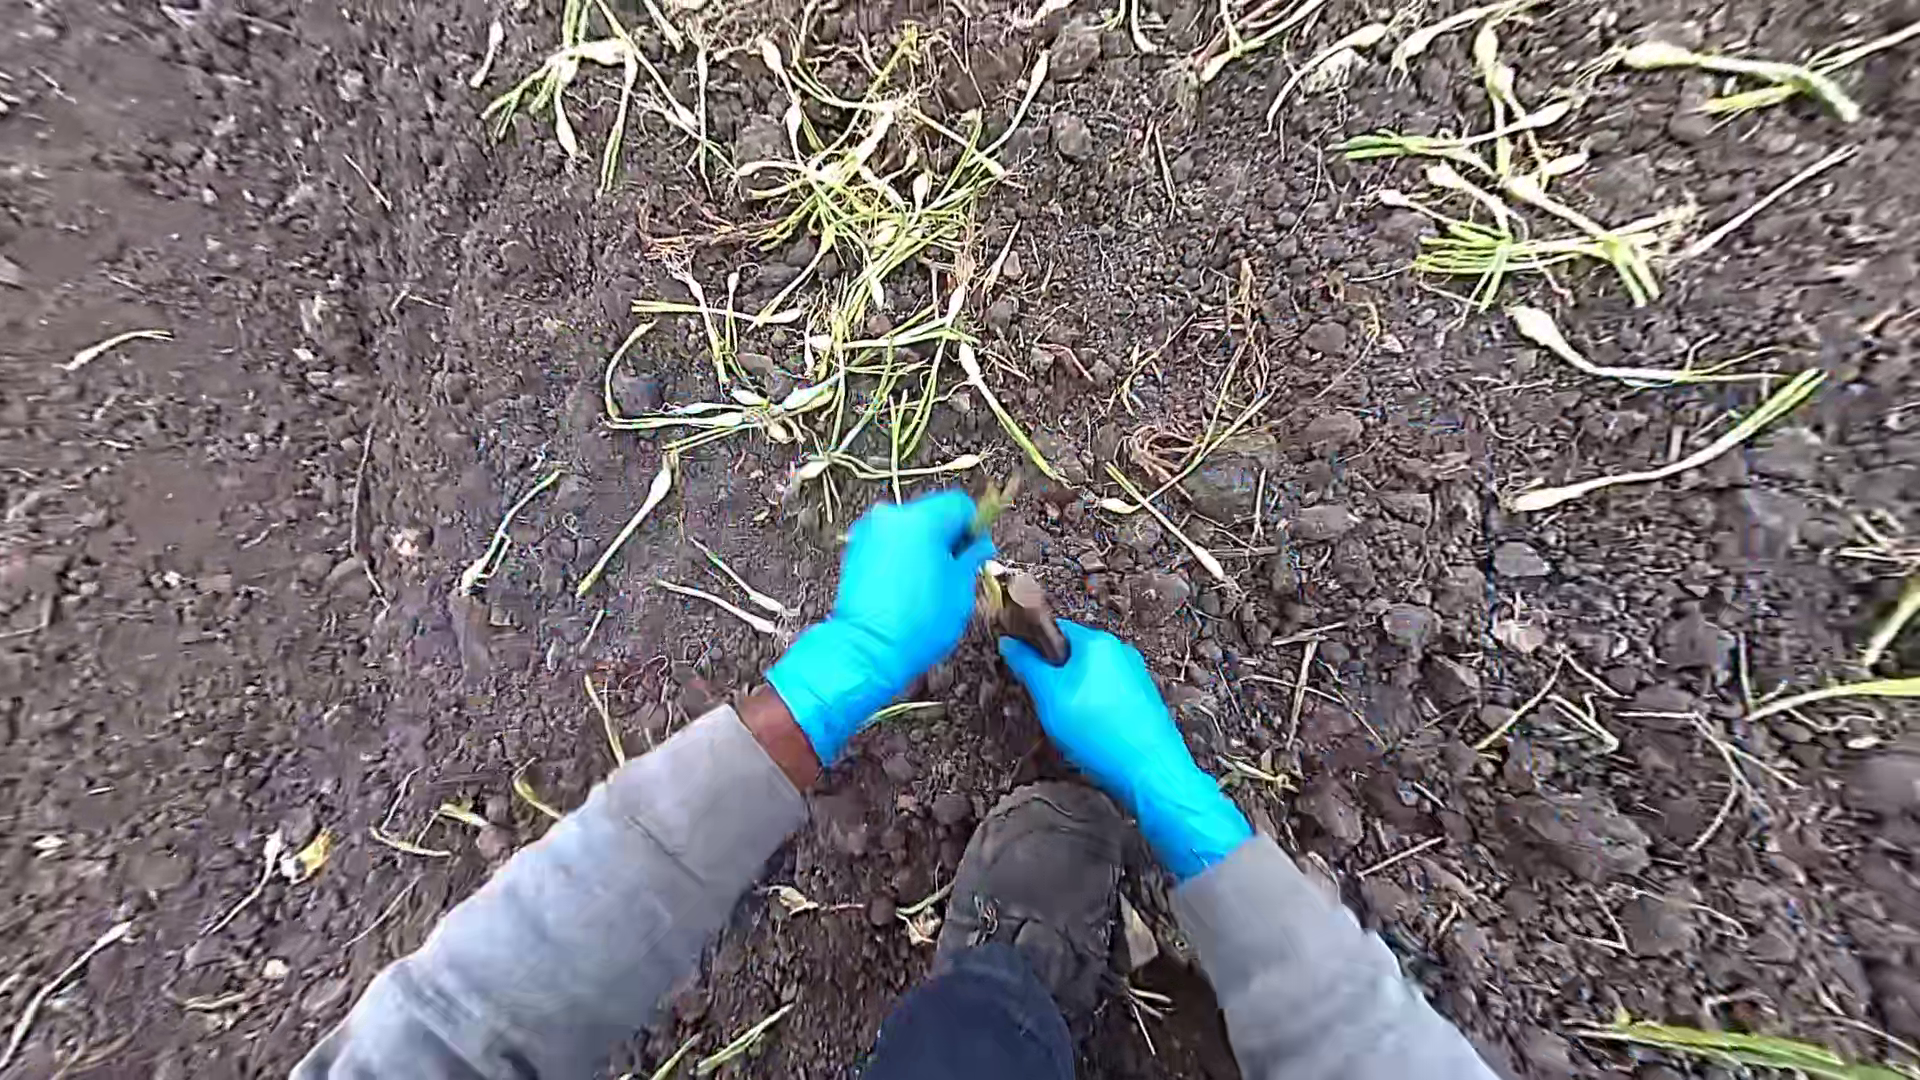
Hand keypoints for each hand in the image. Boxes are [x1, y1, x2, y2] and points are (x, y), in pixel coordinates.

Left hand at [769, 491, 993, 762]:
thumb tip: (979, 546)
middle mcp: (892, 517)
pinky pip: (889, 542)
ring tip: (929, 584)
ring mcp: (869, 532)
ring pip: (910, 528)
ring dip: (923, 547)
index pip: (959, 504)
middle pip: (933, 513)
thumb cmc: (916, 623)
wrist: (867, 650)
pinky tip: (907, 586)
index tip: (974, 551)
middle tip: (955, 571)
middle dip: (947, 538)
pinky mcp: (855, 550)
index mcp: (922, 519)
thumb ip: (972, 558)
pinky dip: (901, 556)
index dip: (973, 527)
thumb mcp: (960, 589)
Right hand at [1000, 620, 1250, 880]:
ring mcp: (1134, 675)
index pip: (1055, 629)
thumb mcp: (1049, 696)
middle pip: (1072, 655)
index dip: (1033, 648)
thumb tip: (1010, 644)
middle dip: (1053, 677)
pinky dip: (1093, 708)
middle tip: (1043, 702)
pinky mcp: (1142, 699)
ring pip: (1089, 677)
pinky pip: (1107, 695)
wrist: (1150, 773)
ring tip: (1068, 723)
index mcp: (1097, 643)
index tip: (1022, 666)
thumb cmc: (1101, 734)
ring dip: (1072, 695)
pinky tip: (1089, 732)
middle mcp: (1119, 652)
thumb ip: (1027, 665)